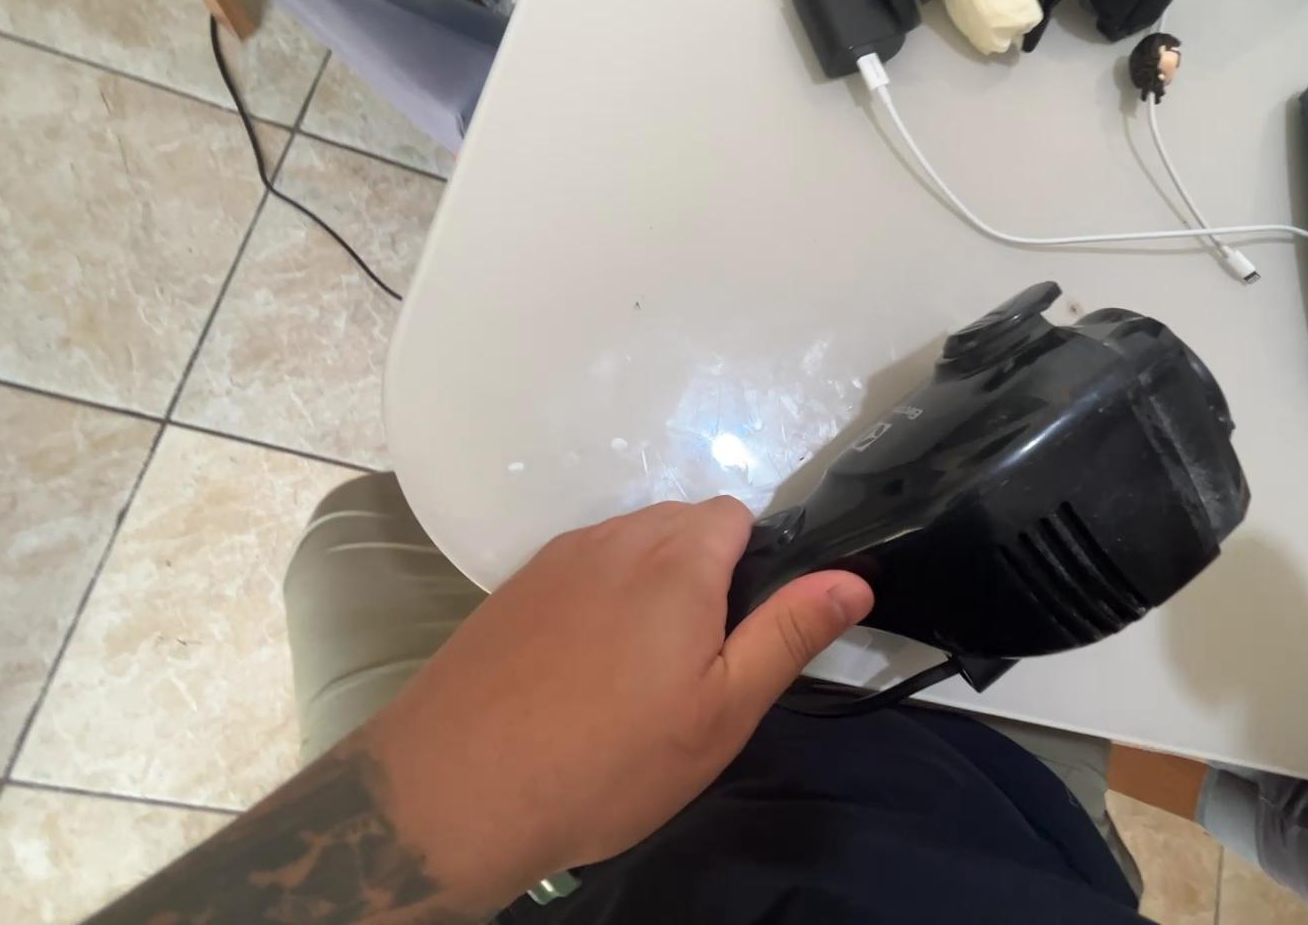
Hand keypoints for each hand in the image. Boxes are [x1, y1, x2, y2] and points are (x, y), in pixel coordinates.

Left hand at [360, 497, 873, 910]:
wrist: (454, 792)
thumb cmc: (610, 755)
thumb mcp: (722, 707)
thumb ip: (790, 631)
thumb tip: (853, 579)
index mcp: (679, 556)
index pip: (736, 514)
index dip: (752, 562)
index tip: (738, 627)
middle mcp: (619, 536)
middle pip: (685, 525)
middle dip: (705, 572)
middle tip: (692, 660)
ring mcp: (561, 555)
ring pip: (634, 545)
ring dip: (652, 584)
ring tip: (635, 669)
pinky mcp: (519, 582)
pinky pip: (585, 567)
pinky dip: (602, 596)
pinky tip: (581, 665)